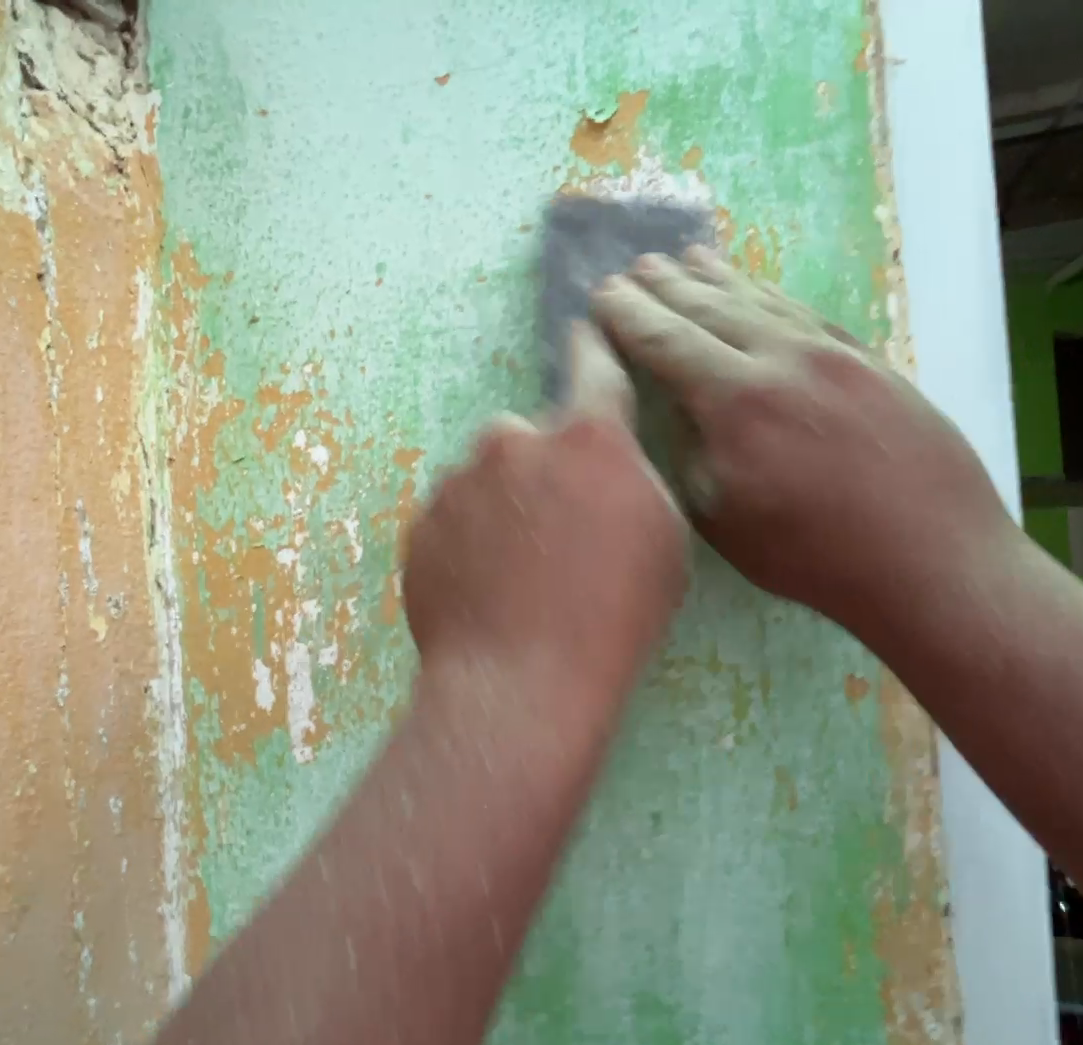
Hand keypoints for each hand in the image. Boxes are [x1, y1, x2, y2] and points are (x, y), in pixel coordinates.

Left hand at [403, 325, 688, 717]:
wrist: (519, 680)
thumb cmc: (612, 616)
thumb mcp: (661, 539)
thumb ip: (632, 475)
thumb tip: (604, 457)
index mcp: (586, 440)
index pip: (593, 368)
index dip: (592, 346)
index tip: (584, 327)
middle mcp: (514, 443)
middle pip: (529, 435)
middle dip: (541, 466)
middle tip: (553, 530)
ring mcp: (458, 482)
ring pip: (484, 477)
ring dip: (500, 503)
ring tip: (514, 567)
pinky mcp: (421, 522)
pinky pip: (451, 514)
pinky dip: (466, 535)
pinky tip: (482, 582)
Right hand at [589, 248, 1012, 629]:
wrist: (931, 558)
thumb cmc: (808, 551)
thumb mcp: (718, 515)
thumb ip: (688, 449)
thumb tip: (678, 407)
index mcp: (737, 398)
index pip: (666, 341)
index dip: (629, 316)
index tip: (601, 295)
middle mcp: (784, 358)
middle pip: (711, 308)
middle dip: (666, 286)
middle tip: (634, 267)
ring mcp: (834, 354)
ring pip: (762, 301)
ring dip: (718, 278)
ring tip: (688, 258)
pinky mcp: (870, 362)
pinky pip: (805, 313)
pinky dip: (770, 295)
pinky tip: (758, 290)